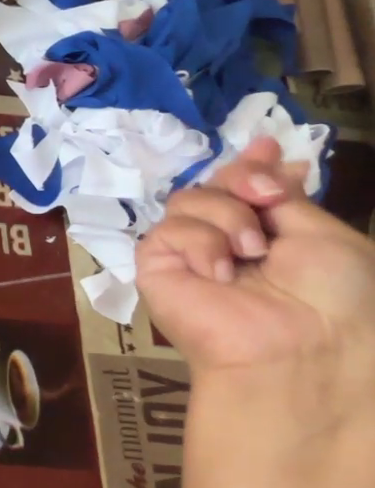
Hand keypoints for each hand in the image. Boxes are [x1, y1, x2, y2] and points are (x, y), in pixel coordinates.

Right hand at [136, 138, 374, 404]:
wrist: (297, 343)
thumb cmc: (332, 293)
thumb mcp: (324, 235)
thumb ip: (286, 196)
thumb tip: (271, 154)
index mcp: (271, 232)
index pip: (246, 186)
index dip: (252, 164)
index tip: (264, 144)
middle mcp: (227, 237)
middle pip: (213, 184)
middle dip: (241, 181)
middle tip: (264, 198)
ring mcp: (188, 251)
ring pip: (188, 200)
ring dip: (227, 219)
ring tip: (249, 253)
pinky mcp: (155, 263)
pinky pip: (169, 230)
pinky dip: (201, 245)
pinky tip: (220, 273)